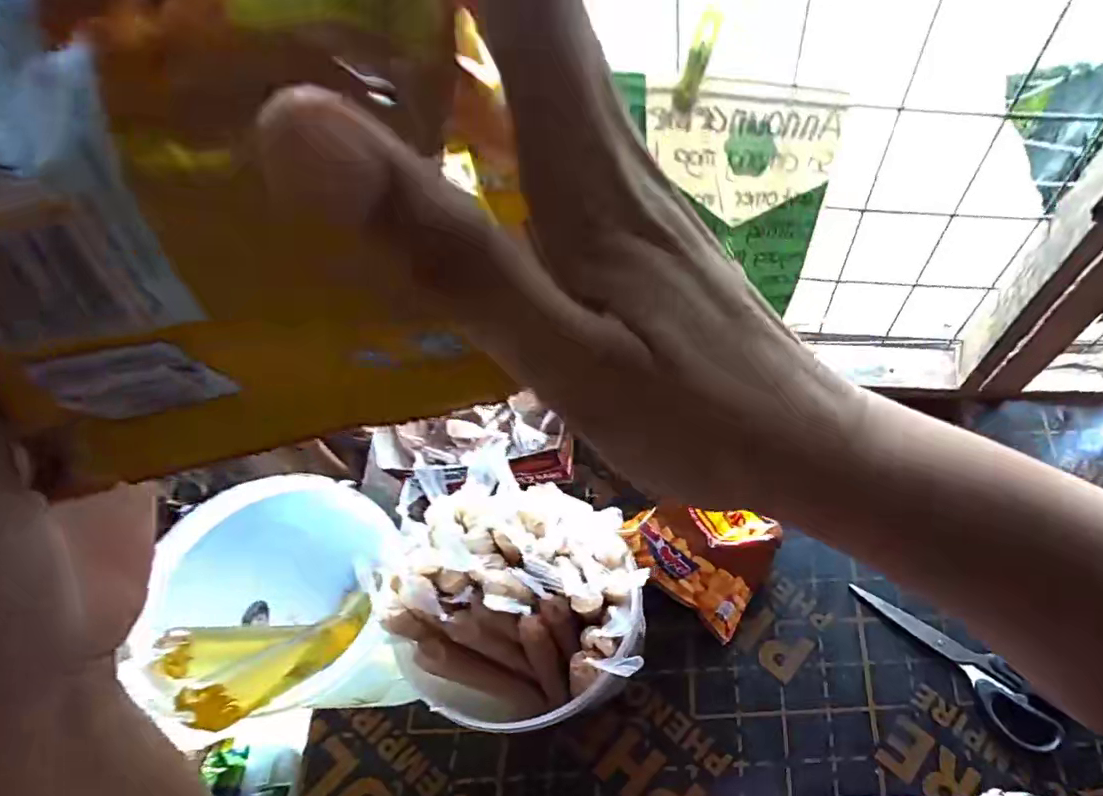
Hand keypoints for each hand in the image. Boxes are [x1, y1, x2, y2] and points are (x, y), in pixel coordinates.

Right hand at [256, 0, 870, 511]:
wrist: (800, 445)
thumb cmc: (699, 419)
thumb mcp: (572, 359)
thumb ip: (460, 260)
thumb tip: (301, 125)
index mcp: (589, 177)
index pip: (521, 2)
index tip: (356, 0)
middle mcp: (616, 167)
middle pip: (533, 23)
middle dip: (449, 7)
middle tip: (341, 35)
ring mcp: (638, 206)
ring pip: (551, 84)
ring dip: (470, 47)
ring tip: (371, 66)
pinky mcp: (647, 245)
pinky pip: (565, 152)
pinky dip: (506, 127)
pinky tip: (467, 168)